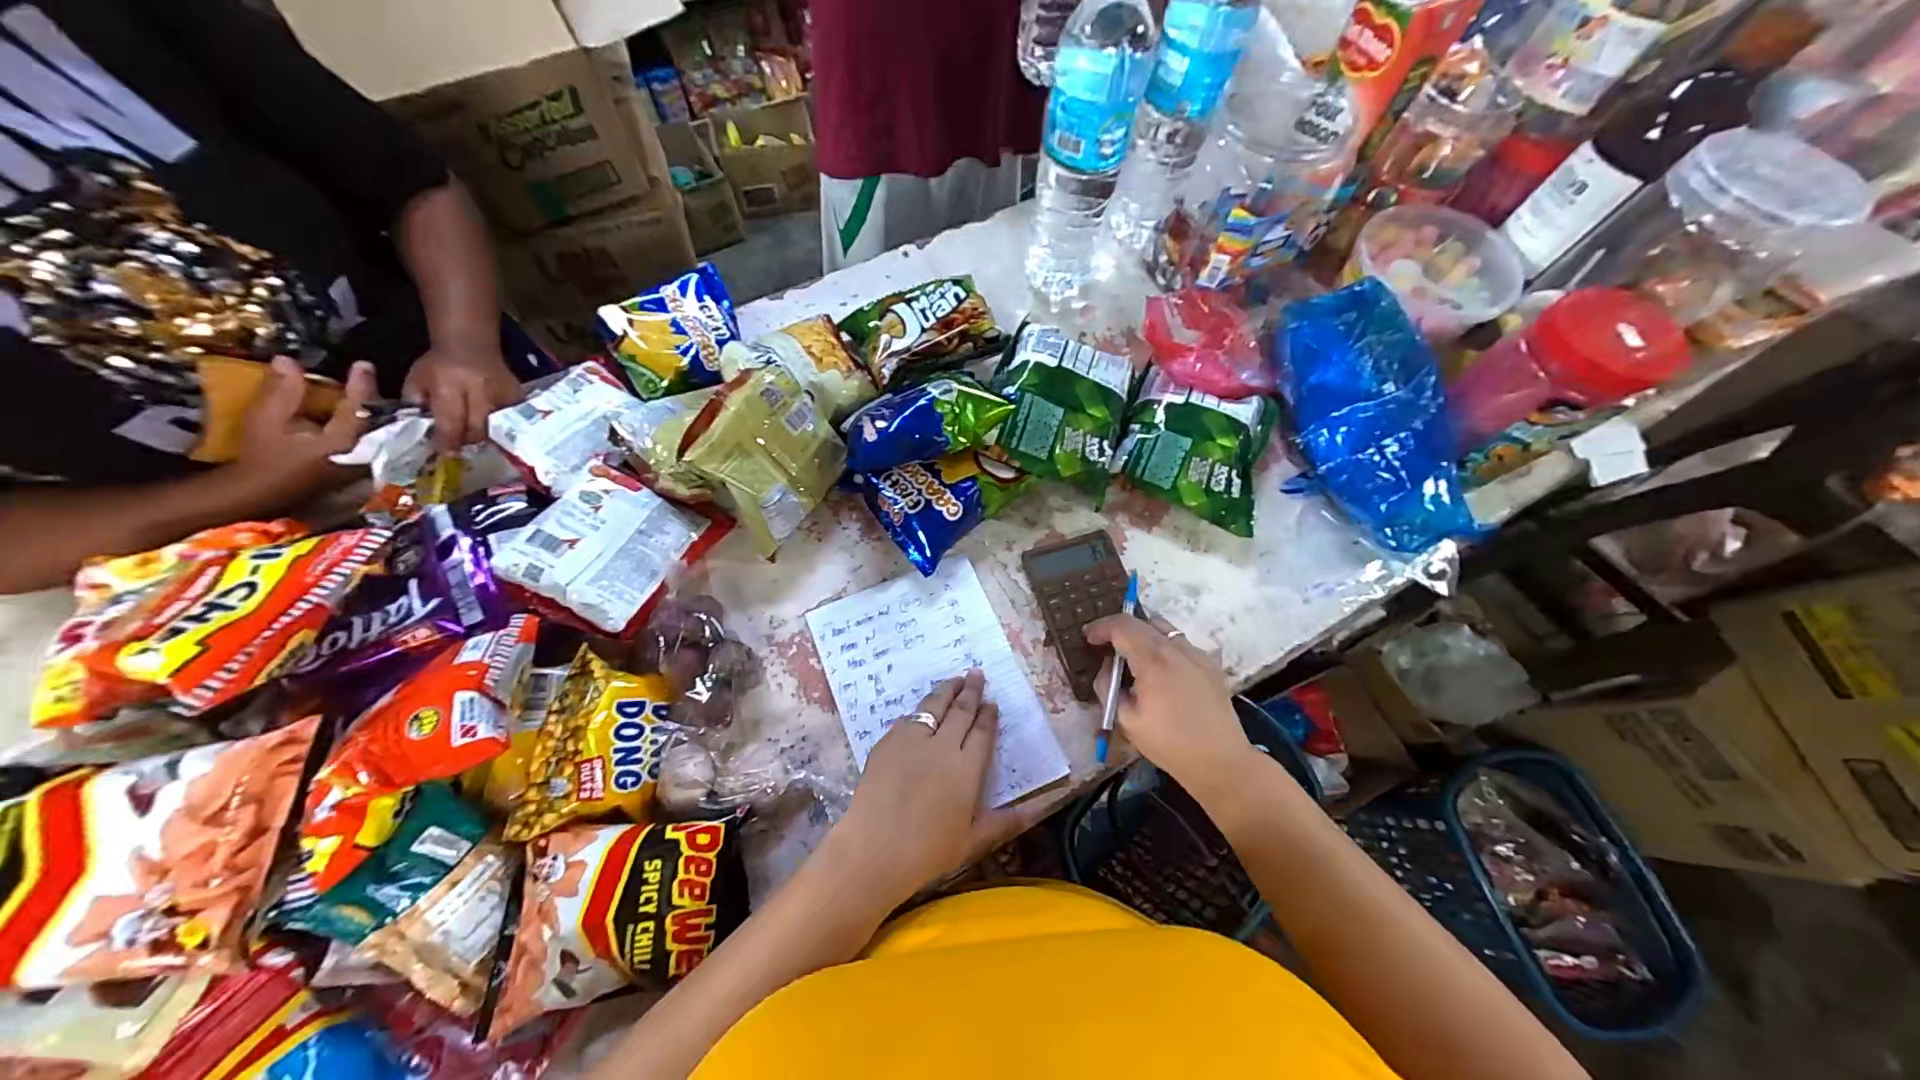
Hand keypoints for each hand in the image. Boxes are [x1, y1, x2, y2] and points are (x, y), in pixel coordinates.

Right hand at [233, 356, 374, 500]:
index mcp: (346, 441)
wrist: (256, 494)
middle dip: (369, 397)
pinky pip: (364, 440)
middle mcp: (362, 453)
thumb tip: (288, 361)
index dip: (361, 384)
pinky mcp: (353, 468)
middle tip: (363, 376)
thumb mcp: (267, 419)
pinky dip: (358, 424)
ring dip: (366, 411)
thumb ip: (283, 391)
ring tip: (358, 391)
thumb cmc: (261, 456)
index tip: (363, 365)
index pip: (359, 406)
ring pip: (371, 430)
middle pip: (373, 419)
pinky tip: (347, 414)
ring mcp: (360, 463)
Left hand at [403, 339, 522, 451]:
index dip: (447, 441)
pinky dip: (501, 426)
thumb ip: (417, 404)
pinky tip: (493, 426)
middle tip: (461, 446)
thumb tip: (422, 430)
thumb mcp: (417, 380)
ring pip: (496, 428)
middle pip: (477, 429)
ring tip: (476, 437)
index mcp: (450, 385)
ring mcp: (503, 395)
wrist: (470, 345)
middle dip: (467, 440)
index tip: (445, 453)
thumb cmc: (438, 363)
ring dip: (485, 435)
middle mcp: (480, 391)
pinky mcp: (517, 397)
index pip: (450, 422)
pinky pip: (510, 420)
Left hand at [824, 670, 1014, 903]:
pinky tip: (921, 710)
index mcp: (967, 768)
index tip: (992, 703)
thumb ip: (1001, 823)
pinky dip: (919, 710)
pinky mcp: (886, 744)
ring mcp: (912, 741)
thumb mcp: (971, 842)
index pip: (982, 732)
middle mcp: (942, 746)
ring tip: (954, 679)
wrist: (874, 848)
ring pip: (933, 706)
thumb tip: (1031, 813)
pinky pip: (907, 720)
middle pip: (960, 711)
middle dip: (970, 691)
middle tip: (976, 674)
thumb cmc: (927, 851)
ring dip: (946, 690)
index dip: (988, 716)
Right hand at [1086, 615, 1258, 792]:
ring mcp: (1198, 654)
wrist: (1221, 761)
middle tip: (1104, 646)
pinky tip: (1160, 670)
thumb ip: (1109, 686)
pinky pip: (1181, 643)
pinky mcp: (1211, 664)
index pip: (1121, 627)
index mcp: (1154, 660)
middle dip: (1119, 630)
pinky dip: (1163, 646)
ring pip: (1164, 629)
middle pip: (1142, 622)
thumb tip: (1108, 668)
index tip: (1088, 638)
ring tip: (1132, 656)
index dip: (1100, 627)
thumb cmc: (1169, 744)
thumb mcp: (1127, 719)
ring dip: (1142, 634)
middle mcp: (1177, 648)